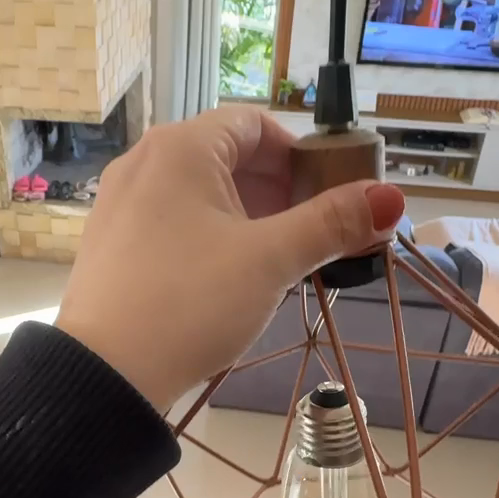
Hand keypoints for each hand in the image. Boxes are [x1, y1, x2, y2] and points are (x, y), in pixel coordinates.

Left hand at [55, 106, 404, 408]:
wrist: (106, 373)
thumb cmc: (191, 303)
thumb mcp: (270, 262)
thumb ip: (331, 224)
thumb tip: (392, 198)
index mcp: (181, 147)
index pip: (254, 124)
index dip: (299, 155)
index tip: (328, 196)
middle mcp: (143, 161)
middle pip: (226, 156)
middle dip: (277, 190)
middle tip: (309, 235)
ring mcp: (120, 203)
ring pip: (199, 193)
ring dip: (245, 216)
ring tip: (273, 261)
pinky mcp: (110, 243)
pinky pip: (171, 221)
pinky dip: (208, 235)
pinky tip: (223, 278)